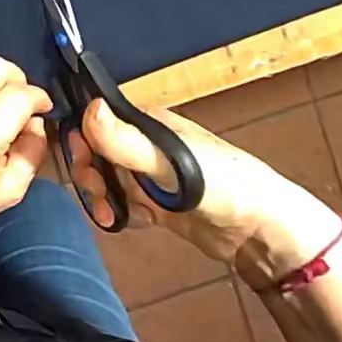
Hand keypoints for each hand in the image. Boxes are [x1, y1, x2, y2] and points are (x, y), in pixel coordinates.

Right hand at [67, 99, 341, 286]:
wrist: (262, 234)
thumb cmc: (225, 186)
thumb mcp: (170, 162)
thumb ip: (125, 140)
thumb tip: (88, 107)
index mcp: (146, 123)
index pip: (93, 121)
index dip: (79, 140)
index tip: (83, 162)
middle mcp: (141, 144)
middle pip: (91, 152)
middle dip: (87, 174)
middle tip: (97, 191)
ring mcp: (145, 173)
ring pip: (100, 178)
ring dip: (97, 196)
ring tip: (109, 212)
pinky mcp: (149, 200)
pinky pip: (116, 201)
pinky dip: (114, 211)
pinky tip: (124, 220)